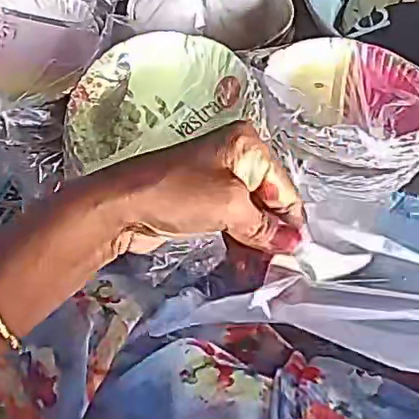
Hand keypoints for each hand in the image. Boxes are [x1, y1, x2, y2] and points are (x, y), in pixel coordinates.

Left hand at [81, 121, 305, 257]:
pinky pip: (231, 222)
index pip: (284, 187)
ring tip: (263, 273)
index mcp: (246, 145)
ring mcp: (215, 178)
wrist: (122, 205)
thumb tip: (294, 244)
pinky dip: (240, 242)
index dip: (291, 223)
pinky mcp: (201, 200)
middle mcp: (233, 156)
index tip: (296, 257)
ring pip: (250, 215)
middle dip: (274, 235)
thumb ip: (265, 227)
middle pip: (269, 201)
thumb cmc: (177, 195)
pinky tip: (245, 266)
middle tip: (280, 270)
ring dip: (258, 244)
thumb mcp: (229, 207)